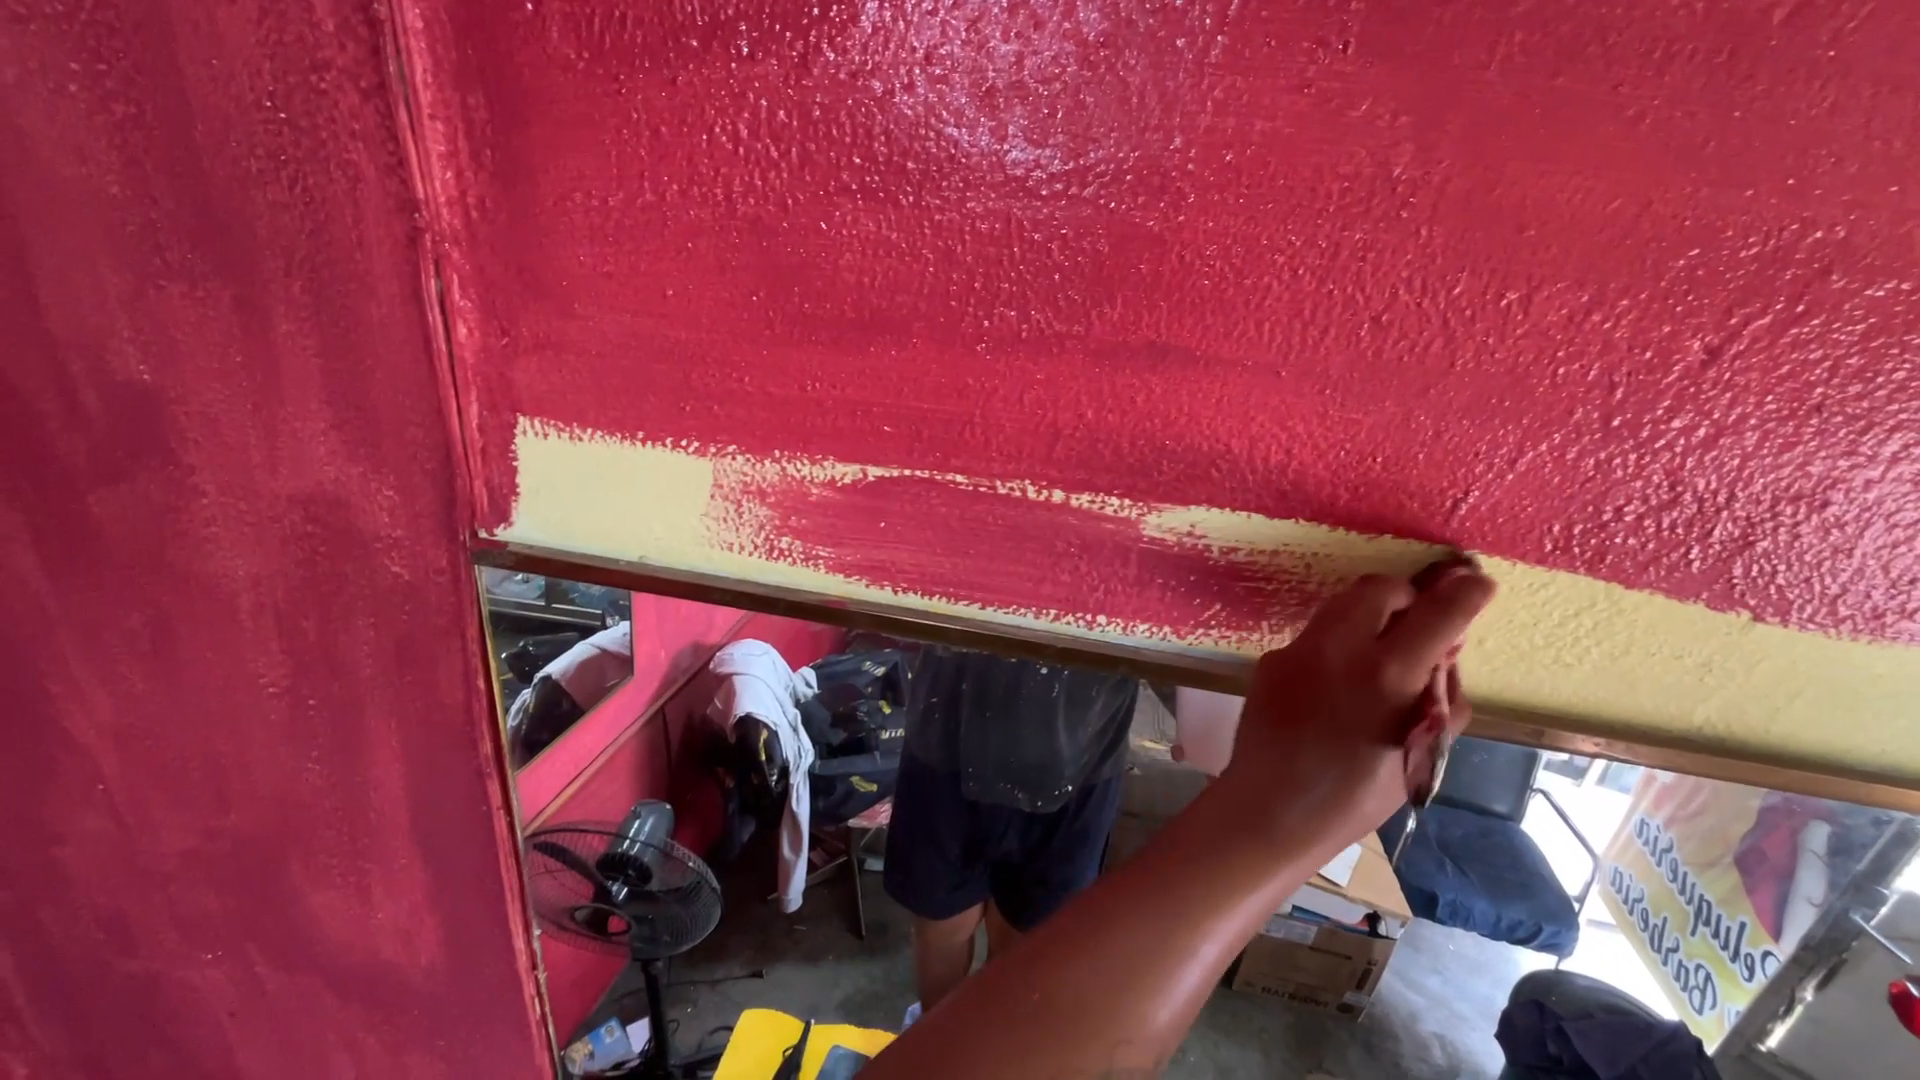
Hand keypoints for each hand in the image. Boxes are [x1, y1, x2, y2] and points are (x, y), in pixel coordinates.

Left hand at [1217, 566, 1495, 854]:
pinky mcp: (1271, 660)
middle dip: (1406, 597)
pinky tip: (1335, 684)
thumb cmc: (1357, 794)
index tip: (1476, 583)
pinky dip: (1335, 646)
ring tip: (1379, 652)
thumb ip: (1442, 694)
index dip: (1466, 594)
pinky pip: (1313, 637)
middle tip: (1416, 625)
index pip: (1438, 613)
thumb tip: (1445, 651)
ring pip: (1340, 605)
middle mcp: (1339, 649)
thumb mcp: (1423, 750)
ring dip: (1369, 615)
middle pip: (1380, 587)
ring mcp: (1297, 650)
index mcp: (1388, 675)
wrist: (1272, 808)